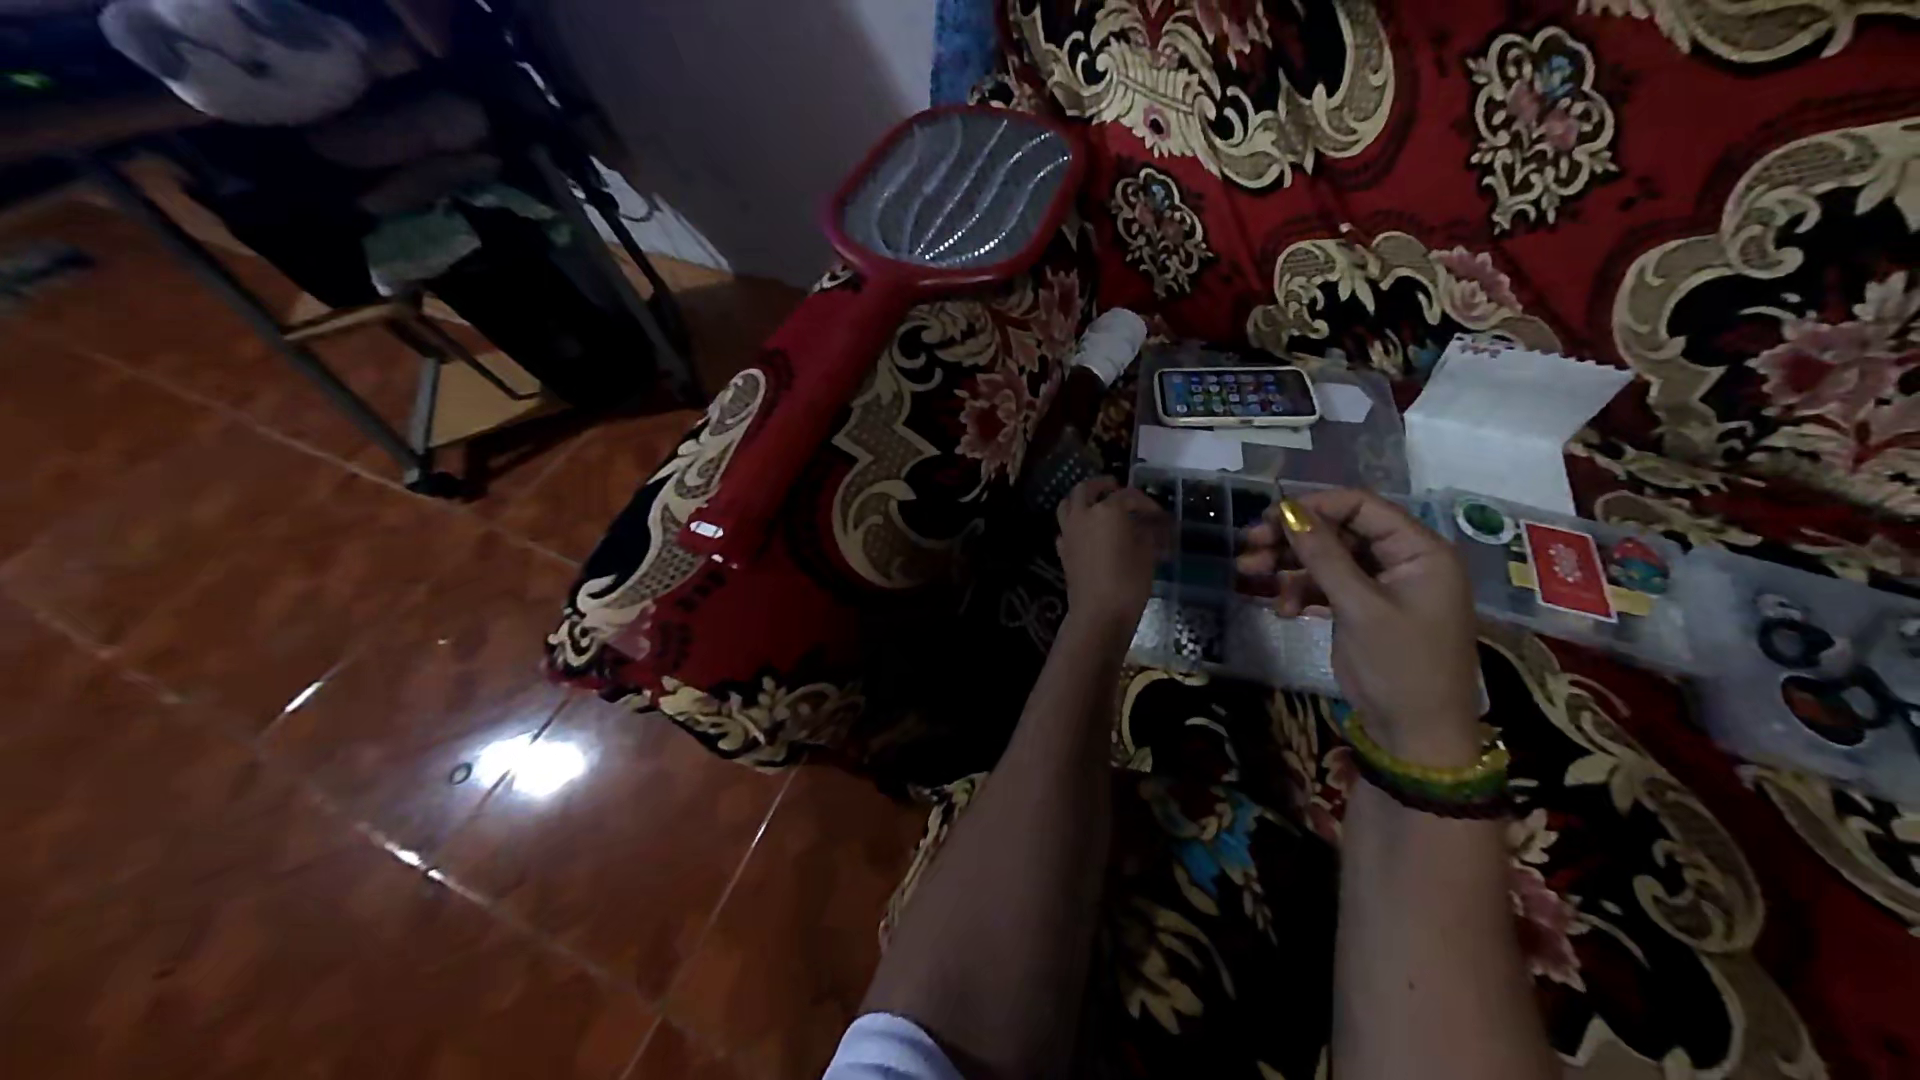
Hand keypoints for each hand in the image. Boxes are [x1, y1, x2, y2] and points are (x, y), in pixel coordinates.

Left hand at [1056, 476, 1168, 630]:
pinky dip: (1075, 523)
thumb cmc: (1129, 581)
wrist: (1098, 612)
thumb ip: (1148, 532)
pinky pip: (1065, 527)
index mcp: (1107, 510)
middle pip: (1087, 489)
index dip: (1146, 502)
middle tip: (1116, 487)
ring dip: (1081, 499)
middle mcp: (1083, 514)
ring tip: (1095, 503)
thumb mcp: (1148, 553)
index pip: (1129, 495)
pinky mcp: (1062, 550)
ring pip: (1068, 503)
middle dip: (1103, 485)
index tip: (1158, 514)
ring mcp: (1068, 532)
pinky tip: (1086, 533)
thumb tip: (1152, 524)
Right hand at [1236, 488, 1481, 765]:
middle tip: (1248, 546)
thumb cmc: (1400, 665)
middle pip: (1339, 533)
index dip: (1315, 506)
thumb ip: (1324, 556)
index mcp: (1420, 552)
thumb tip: (1288, 511)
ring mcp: (1382, 587)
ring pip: (1327, 560)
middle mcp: (1403, 561)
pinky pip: (1327, 587)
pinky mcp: (1363, 610)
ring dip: (1288, 566)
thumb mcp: (1359, 607)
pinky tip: (1281, 609)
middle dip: (1292, 539)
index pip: (1364, 508)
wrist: (1416, 734)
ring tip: (1248, 574)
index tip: (1270, 517)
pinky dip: (1301, 593)